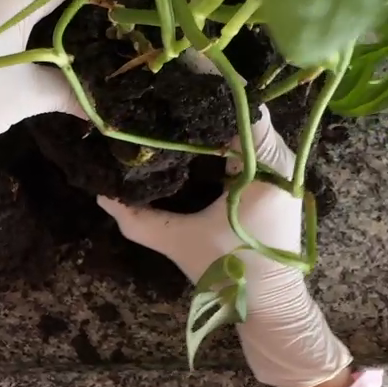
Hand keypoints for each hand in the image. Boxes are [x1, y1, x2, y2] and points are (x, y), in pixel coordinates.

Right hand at [98, 109, 352, 386]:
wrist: (271, 308)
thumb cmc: (231, 273)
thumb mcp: (178, 242)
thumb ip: (139, 219)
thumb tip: (102, 195)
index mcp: (268, 168)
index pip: (242, 107)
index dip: (208, 87)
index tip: (173, 77)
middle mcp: (283, 162)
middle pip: (244, 113)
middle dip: (207, 100)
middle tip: (166, 88)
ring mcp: (285, 172)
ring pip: (248, 129)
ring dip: (216, 118)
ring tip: (176, 107)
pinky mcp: (278, 184)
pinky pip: (251, 148)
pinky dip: (225, 139)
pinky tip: (195, 138)